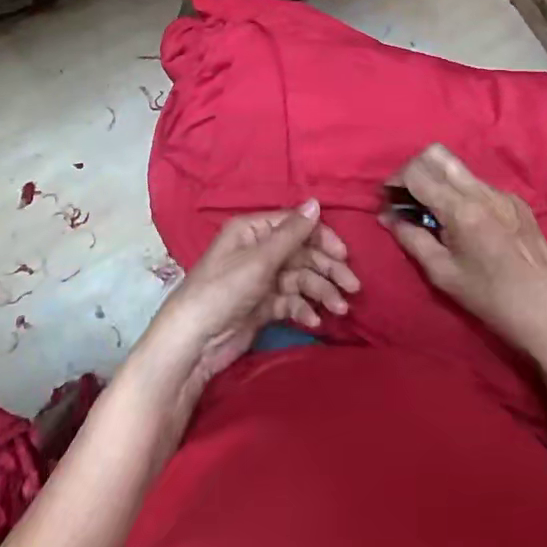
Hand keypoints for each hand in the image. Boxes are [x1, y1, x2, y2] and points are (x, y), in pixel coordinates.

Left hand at [137, 201, 360, 393]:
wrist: (193, 343)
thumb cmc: (222, 291)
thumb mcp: (259, 260)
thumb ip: (292, 233)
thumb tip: (316, 202)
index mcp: (253, 230)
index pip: (296, 225)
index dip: (322, 238)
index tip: (343, 255)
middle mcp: (258, 250)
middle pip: (302, 253)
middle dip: (327, 270)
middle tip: (352, 287)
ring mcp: (261, 280)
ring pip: (300, 279)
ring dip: (321, 292)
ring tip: (339, 310)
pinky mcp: (262, 306)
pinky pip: (291, 301)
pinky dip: (304, 309)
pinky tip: (313, 321)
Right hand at [380, 144, 546, 367]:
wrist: (546, 311)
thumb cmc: (489, 298)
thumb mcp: (442, 273)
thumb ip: (411, 239)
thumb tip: (388, 216)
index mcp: (462, 209)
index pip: (417, 172)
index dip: (396, 181)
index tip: (388, 201)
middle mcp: (483, 192)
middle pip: (437, 155)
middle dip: (415, 171)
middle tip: (407, 198)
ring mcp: (503, 194)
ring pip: (459, 169)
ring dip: (438, 182)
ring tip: (433, 214)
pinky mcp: (517, 202)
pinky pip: (480, 186)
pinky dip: (462, 195)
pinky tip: (465, 225)